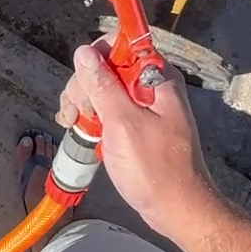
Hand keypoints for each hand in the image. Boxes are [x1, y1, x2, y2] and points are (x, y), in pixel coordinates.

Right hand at [55, 36, 217, 229]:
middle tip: (77, 113)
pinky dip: (92, 115)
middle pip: (107, 65)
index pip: (123, 43)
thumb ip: (103, 85)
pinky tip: (83, 130)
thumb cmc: (154, 168)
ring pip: (103, 86)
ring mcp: (143, 105)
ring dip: (84, 101)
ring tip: (74, 124)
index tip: (84, 83)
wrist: (175, 208)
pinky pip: (108, 107)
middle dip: (85, 85)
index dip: (98, 56)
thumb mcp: (122, 123)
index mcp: (157, 78)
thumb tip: (84, 52)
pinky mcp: (136, 122)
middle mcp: (152, 85)